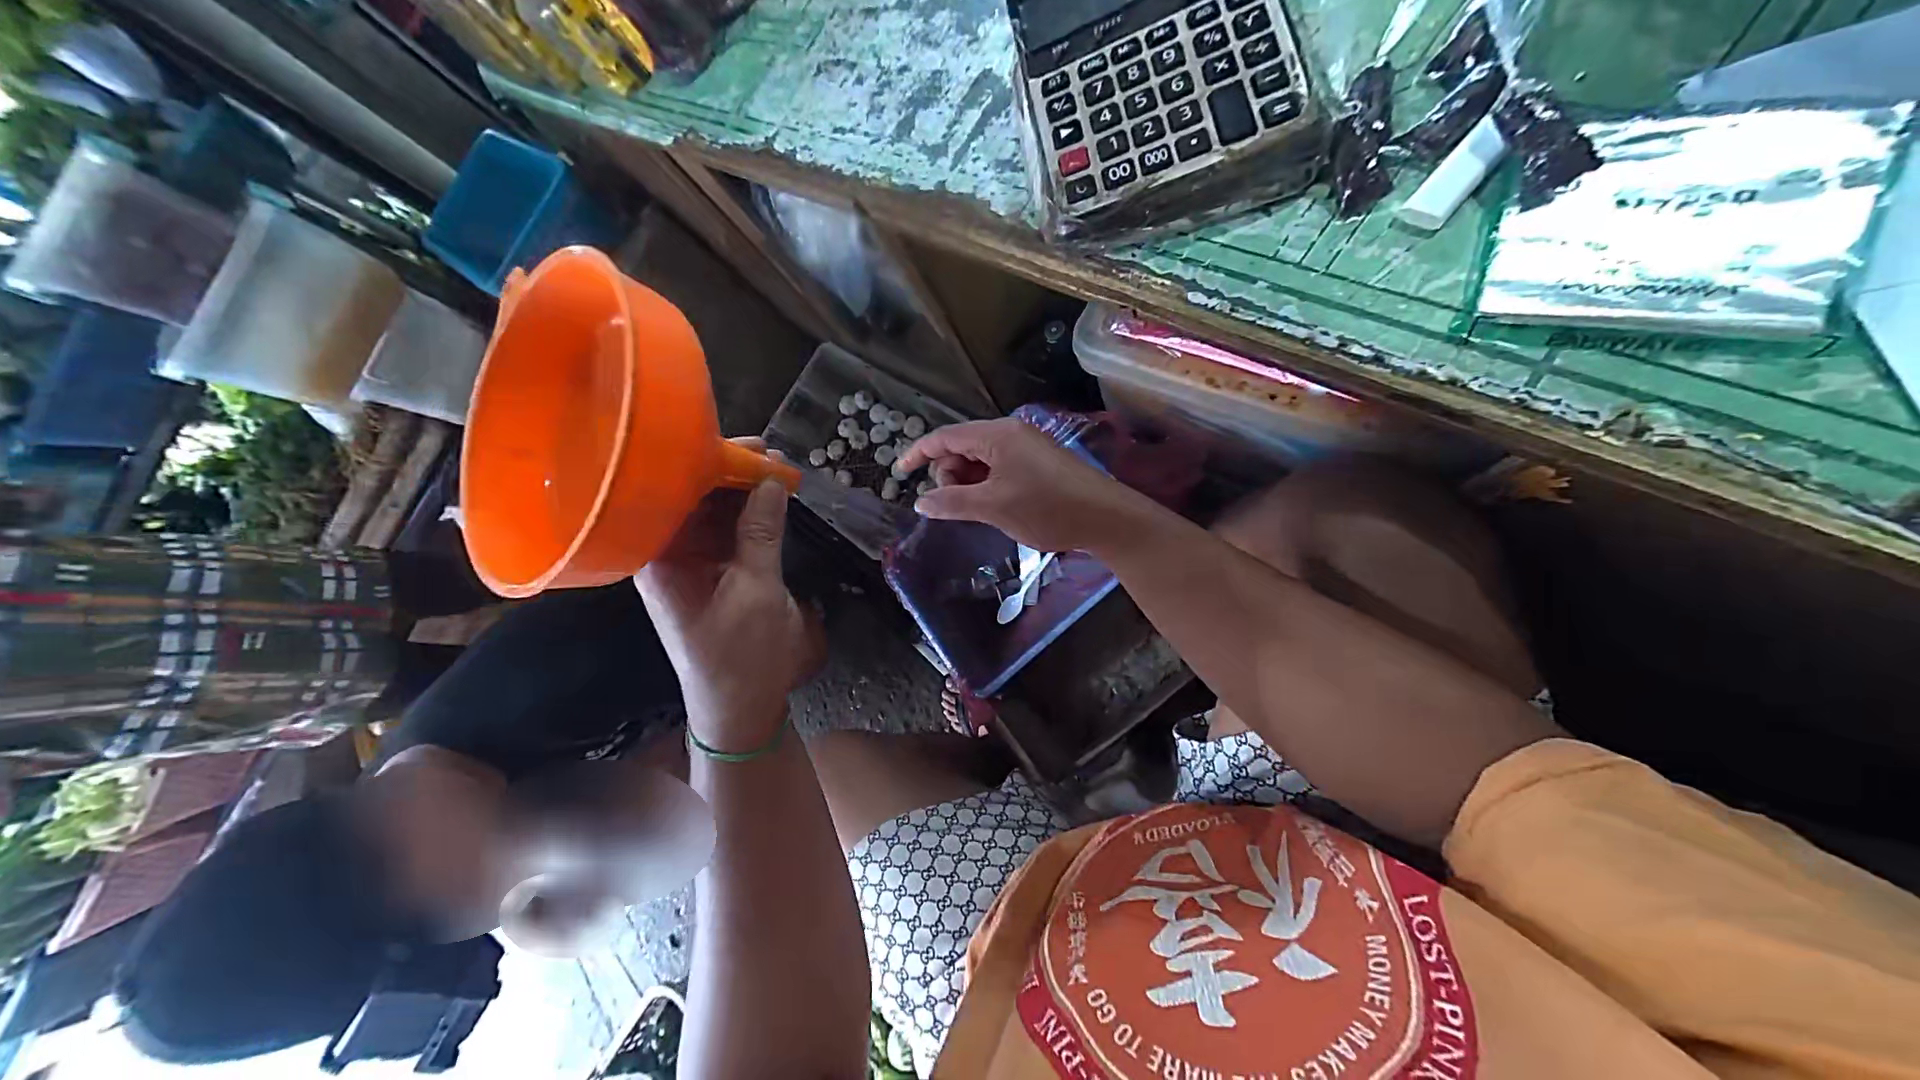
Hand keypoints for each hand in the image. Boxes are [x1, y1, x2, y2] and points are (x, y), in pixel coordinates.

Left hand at [634, 447, 817, 751]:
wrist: (741, 709)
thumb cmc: (739, 655)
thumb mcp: (756, 590)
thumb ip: (761, 532)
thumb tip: (773, 481)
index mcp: (660, 558)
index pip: (674, 495)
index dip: (709, 466)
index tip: (751, 448)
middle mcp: (667, 555)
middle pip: (690, 498)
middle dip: (729, 475)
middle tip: (771, 456)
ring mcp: (689, 564)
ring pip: (711, 513)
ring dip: (742, 493)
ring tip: (778, 471)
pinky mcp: (711, 573)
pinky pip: (726, 533)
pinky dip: (749, 516)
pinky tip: (772, 499)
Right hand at [898, 418, 1154, 552]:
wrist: (1106, 518)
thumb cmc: (1047, 509)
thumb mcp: (992, 507)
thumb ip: (952, 502)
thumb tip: (921, 501)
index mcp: (996, 434)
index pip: (944, 436)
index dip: (918, 453)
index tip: (900, 473)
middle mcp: (1010, 433)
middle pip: (961, 447)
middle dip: (949, 474)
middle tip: (958, 505)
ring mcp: (1027, 447)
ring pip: (981, 460)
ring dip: (969, 483)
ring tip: (979, 510)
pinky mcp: (1040, 463)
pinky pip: (1000, 468)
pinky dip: (988, 485)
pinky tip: (996, 507)